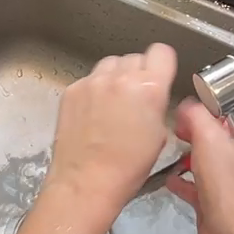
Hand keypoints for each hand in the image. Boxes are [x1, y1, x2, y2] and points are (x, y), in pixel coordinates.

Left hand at [42, 44, 178, 213]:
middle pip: (135, 57)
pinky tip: (94, 114)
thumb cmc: (128, 168)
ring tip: (113, 104)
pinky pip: (90, 79)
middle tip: (135, 98)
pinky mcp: (71, 90)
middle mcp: (120, 77)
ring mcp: (93, 82)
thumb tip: (151, 96)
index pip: (162, 52)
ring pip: (110, 64)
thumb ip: (157, 105)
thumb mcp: (159, 136)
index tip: (159, 74)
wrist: (86, 182)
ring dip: (115, 78)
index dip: (162, 64)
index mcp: (150, 87)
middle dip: (138, 73)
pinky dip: (95, 90)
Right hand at [169, 98, 233, 233]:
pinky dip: (182, 181)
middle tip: (177, 127)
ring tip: (171, 149)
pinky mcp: (214, 201)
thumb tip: (185, 106)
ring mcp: (228, 181)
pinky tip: (169, 180)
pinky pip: (195, 185)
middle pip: (216, 135)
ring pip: (205, 160)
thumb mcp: (210, 138)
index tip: (190, 104)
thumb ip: (196, 116)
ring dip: (188, 155)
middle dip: (195, 130)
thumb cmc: (227, 185)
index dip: (211, 105)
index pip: (232, 111)